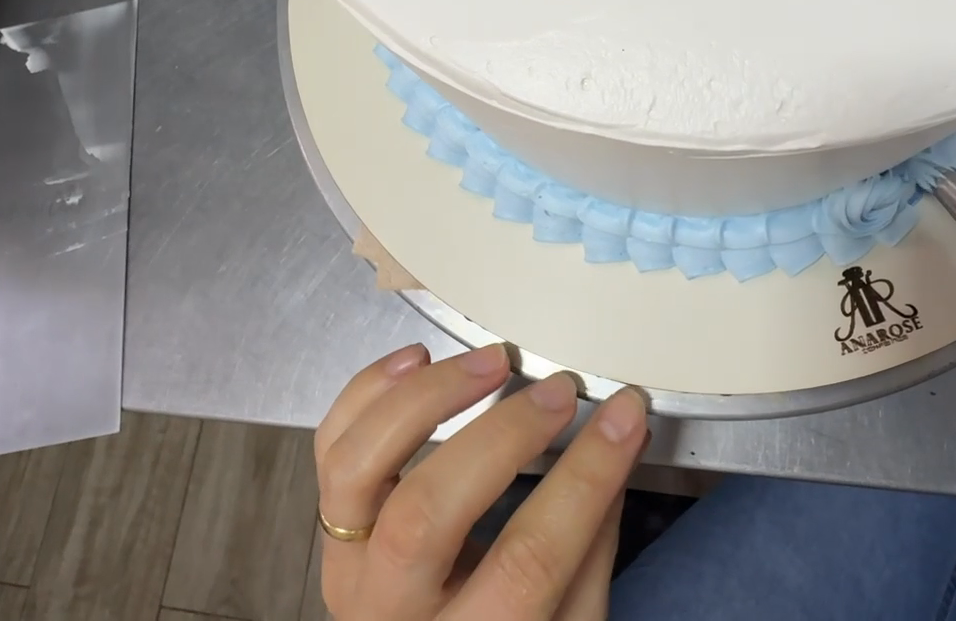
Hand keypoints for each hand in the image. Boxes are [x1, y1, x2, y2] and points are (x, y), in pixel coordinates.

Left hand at [314, 343, 649, 619]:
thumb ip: (593, 542)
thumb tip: (618, 438)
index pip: (529, 559)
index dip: (585, 476)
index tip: (624, 412)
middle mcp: (391, 613)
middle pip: (428, 512)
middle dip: (502, 435)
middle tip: (558, 391)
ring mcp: (348, 568)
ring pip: (360, 472)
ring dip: (428, 399)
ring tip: (492, 361)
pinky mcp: (332, 527)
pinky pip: (331, 449)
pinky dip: (368, 390)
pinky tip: (418, 359)